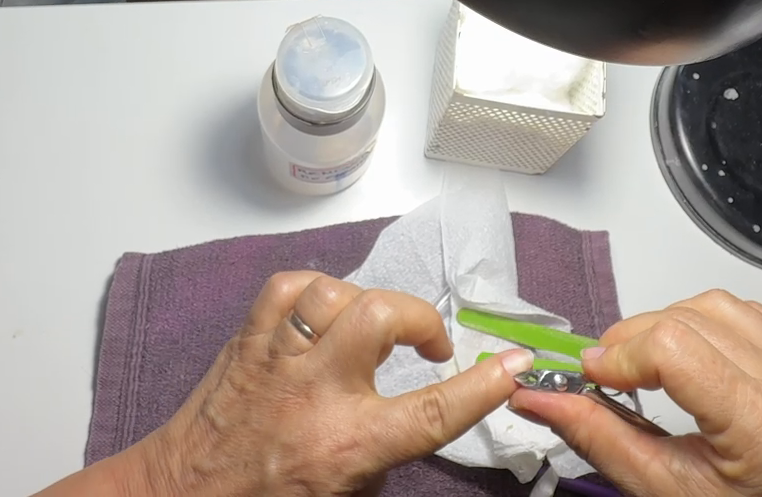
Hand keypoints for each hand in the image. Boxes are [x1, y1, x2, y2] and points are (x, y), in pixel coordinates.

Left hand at [66, 272, 533, 496]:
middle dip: (415, 320)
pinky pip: (290, 286)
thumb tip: (404, 404)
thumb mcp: (345, 494)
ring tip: (367, 328)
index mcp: (345, 446)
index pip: (430, 412)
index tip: (512, 362)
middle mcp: (315, 393)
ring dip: (363, 305)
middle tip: (423, 342)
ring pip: (335, 294)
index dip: (479, 386)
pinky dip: (316, 290)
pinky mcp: (249, 336)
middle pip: (380, 319)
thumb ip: (381, 450)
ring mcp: (278, 356)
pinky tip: (322, 309)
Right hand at [510, 291, 761, 496]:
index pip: (673, 347)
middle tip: (610, 372)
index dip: (622, 354)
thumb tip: (532, 393)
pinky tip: (696, 358)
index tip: (592, 374)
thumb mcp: (660, 493)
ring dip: (671, 324)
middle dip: (637, 339)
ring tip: (651, 364)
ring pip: (716, 305)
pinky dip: (709, 324)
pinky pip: (749, 314)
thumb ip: (597, 435)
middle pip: (689, 319)